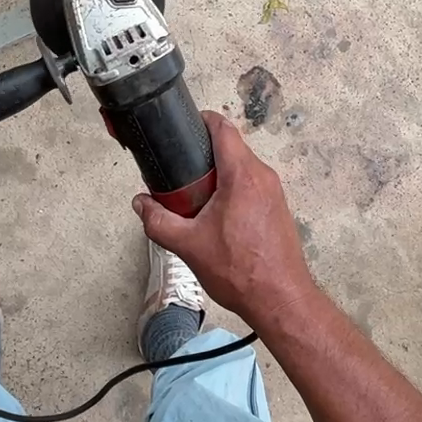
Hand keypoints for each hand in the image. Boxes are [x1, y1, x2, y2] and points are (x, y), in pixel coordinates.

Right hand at [132, 111, 320, 330]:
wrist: (280, 300)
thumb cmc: (241, 271)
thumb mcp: (188, 245)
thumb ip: (158, 221)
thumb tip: (141, 204)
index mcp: (242, 175)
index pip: (223, 129)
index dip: (203, 120)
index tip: (186, 124)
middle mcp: (263, 177)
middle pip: (231, 148)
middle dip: (205, 153)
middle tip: (180, 168)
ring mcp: (274, 192)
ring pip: (242, 168)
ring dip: (218, 174)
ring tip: (195, 195)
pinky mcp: (277, 208)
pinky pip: (252, 185)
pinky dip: (233, 190)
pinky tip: (216, 215)